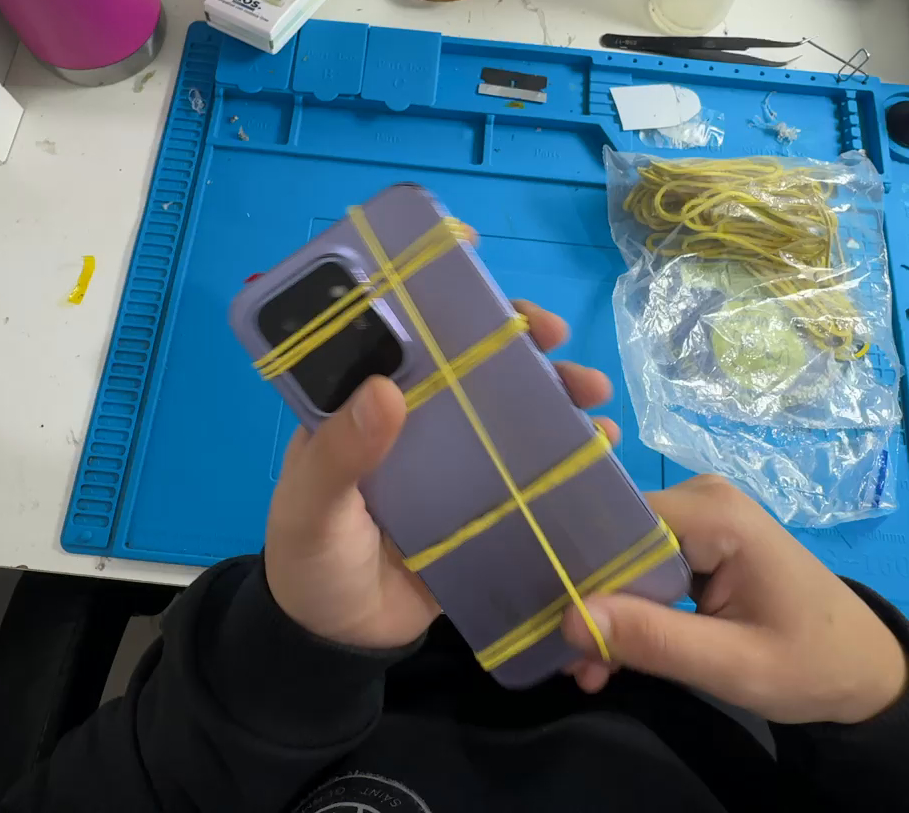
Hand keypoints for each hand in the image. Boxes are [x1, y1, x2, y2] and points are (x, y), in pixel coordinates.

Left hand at [265, 299, 621, 649]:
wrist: (336, 641)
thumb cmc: (310, 558)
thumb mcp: (311, 505)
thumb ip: (337, 456)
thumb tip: (385, 390)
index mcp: (367, 401)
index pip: (408, 331)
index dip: (441, 295)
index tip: (478, 267)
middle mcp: (417, 419)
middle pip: (472, 364)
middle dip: (518, 341)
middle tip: (554, 335)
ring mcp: (455, 461)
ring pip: (510, 410)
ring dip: (555, 392)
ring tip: (592, 396)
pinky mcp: (485, 503)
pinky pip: (530, 469)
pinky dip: (567, 454)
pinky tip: (598, 449)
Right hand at [560, 474, 908, 723]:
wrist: (867, 670)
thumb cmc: (811, 665)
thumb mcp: (734, 666)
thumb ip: (655, 640)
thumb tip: (571, 618)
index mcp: (715, 513)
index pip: (622, 522)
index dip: (587, 571)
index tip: (561, 627)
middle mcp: (701, 495)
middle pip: (620, 537)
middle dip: (595, 599)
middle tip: (575, 661)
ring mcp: (700, 511)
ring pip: (626, 551)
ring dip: (608, 607)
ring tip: (592, 667)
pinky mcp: (698, 532)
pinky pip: (645, 559)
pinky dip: (630, 602)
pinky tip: (617, 647)